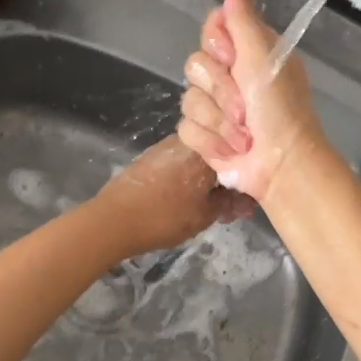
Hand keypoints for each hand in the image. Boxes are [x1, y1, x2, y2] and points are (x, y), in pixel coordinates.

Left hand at [88, 135, 250, 257]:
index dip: (248, 184)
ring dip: (209, 183)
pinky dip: (191, 180)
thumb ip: (230, 204)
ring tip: (209, 210)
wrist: (112, 220)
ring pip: (200, 163)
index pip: (239, 160)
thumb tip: (246, 200)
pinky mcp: (152, 157)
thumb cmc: (164, 217)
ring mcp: (167, 146)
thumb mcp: (204, 215)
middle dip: (228, 183)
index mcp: (207, 150)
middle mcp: (188, 140)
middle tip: (231, 212)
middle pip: (219, 159)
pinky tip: (189, 200)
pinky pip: (182, 165)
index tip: (248, 205)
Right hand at [177, 0, 333, 205]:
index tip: (234, 58)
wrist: (280, 165)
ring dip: (218, 122)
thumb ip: (243, 17)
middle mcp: (231, 76)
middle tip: (245, 107)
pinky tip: (232, 150)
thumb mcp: (263, 57)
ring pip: (188, 100)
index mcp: (248, 52)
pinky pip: (187, 129)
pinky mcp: (206, 137)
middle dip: (220, 90)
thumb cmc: (279, 110)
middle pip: (194, 64)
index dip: (217, 45)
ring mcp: (216, 108)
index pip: (212, 28)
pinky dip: (211, 142)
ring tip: (244, 134)